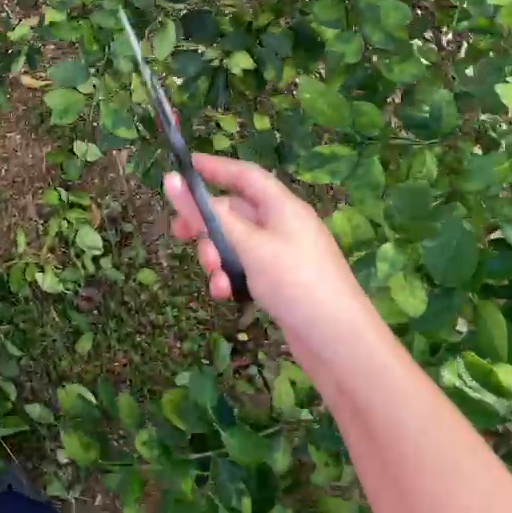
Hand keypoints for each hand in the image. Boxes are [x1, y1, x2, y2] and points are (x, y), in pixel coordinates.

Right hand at [164, 154, 375, 356]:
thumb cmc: (295, 283)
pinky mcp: (282, 281)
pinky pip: (247, 267)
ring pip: (236, 242)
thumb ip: (206, 214)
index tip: (182, 169)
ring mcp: (284, 255)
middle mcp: (284, 225)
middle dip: (206, 224)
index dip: (214, 168)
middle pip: (235, 211)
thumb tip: (169, 179)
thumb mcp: (246, 245)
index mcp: (282, 207)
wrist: (342, 345)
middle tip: (180, 235)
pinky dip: (231, 275)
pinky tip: (224, 293)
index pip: (244, 175)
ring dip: (216, 255)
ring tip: (212, 276)